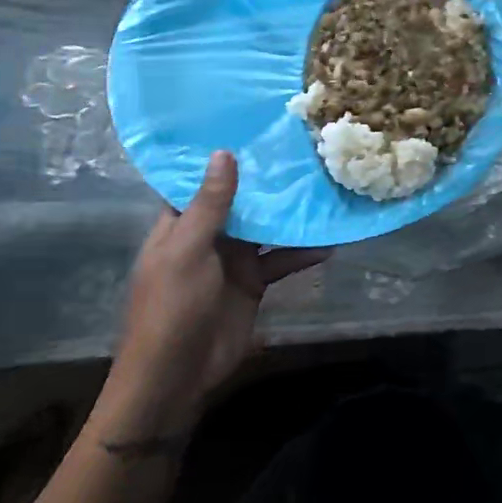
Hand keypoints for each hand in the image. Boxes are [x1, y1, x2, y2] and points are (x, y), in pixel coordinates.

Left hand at [99, 153, 326, 442]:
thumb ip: (210, 205)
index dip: (223, 158)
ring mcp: (233, 259)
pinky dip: (302, 252)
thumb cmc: (171, 307)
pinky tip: (330, 243)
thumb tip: (224, 153)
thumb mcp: (188, 251)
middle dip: (267, 181)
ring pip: (266, 228)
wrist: (178, 374)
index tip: (255, 127)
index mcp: (180, 224)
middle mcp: (208, 236)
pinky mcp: (254, 282)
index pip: (200, 182)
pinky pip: (281, 260)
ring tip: (324, 187)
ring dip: (290, 214)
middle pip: (241, 201)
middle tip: (303, 149)